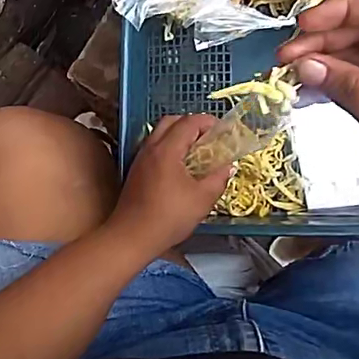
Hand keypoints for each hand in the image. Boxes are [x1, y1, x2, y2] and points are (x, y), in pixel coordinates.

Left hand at [107, 113, 233, 255]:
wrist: (132, 236)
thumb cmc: (169, 217)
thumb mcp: (202, 199)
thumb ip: (218, 179)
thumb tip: (227, 167)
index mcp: (167, 150)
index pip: (189, 122)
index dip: (208, 122)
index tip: (222, 131)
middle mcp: (151, 149)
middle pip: (171, 121)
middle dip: (192, 124)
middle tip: (208, 138)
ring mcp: (140, 159)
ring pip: (160, 134)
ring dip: (179, 136)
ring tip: (196, 153)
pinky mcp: (136, 171)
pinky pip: (154, 148)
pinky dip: (169, 148)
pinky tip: (180, 167)